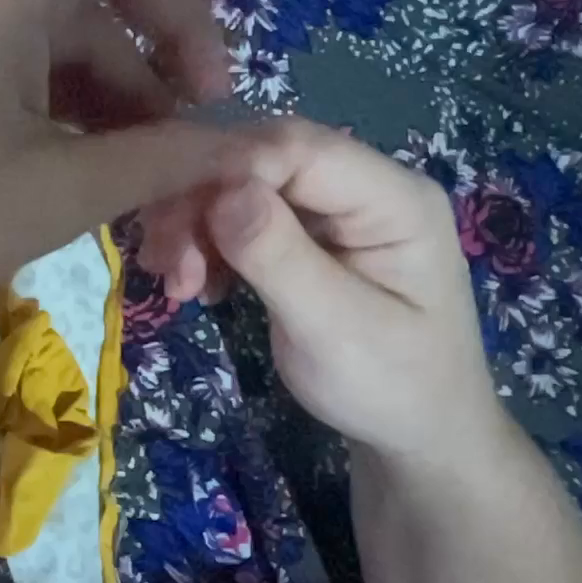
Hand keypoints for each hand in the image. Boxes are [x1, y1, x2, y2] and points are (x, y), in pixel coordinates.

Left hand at [0, 0, 307, 319]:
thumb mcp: (58, 194)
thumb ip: (165, 156)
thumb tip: (249, 144)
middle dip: (177, 41)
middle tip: (205, 132)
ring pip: (71, 13)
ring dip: (124, 84)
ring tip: (150, 173)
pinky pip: (23, 39)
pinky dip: (70, 90)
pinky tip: (91, 157)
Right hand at [143, 118, 505, 461]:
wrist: (414, 433)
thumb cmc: (390, 386)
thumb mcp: (335, 329)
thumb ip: (280, 258)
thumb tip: (223, 195)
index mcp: (392, 198)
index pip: (296, 149)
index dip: (225, 171)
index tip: (173, 227)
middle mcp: (359, 188)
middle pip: (258, 161)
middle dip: (199, 205)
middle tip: (167, 268)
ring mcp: (328, 211)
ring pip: (237, 188)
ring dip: (194, 229)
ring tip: (178, 286)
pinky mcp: (300, 236)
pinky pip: (235, 219)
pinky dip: (204, 247)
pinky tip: (197, 287)